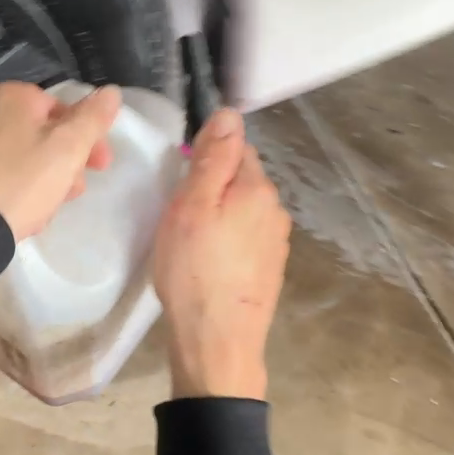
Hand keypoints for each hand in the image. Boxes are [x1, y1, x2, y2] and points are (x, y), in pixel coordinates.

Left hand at [0, 82, 120, 240]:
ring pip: (28, 157)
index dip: (88, 137)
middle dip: (67, 163)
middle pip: (46, 134)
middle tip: (75, 190)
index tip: (101, 165)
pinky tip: (28, 212)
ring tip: (50, 206)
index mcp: (13, 96)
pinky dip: (22, 188)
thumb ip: (92, 118)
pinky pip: (6, 173)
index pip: (65, 109)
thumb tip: (110, 92)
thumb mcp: (68, 147)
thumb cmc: (23, 180)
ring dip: (48, 180)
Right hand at [150, 108, 290, 401]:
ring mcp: (275, 244)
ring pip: (243, 211)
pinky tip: (206, 262)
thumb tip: (229, 113)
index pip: (238, 147)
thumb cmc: (194, 269)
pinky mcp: (268, 271)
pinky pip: (244, 239)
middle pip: (243, 179)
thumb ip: (213, 158)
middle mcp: (275, 212)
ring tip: (189, 238)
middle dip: (214, 185)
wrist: (216, 340)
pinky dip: (226, 242)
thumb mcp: (191, 205)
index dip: (207, 156)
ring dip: (220, 215)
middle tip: (178, 210)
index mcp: (258, 189)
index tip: (181, 178)